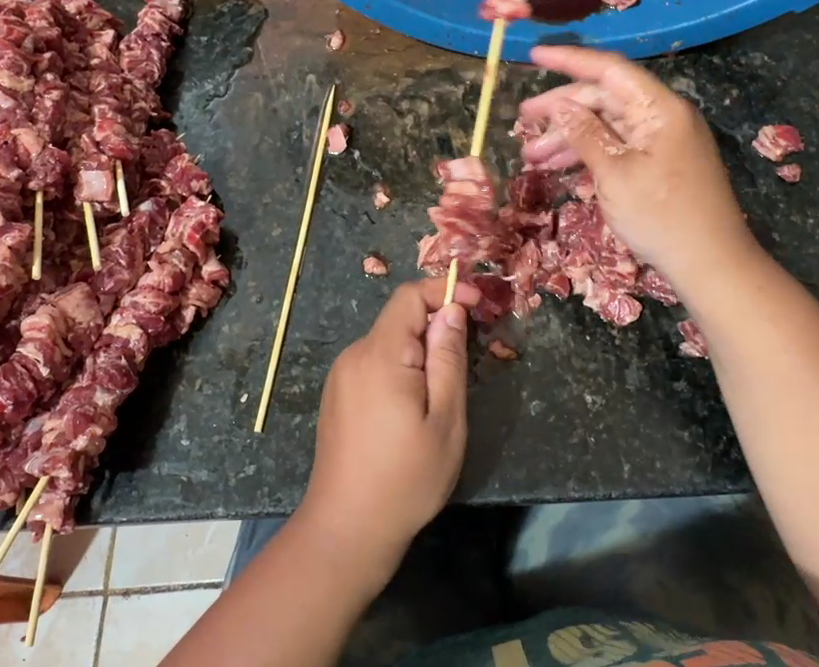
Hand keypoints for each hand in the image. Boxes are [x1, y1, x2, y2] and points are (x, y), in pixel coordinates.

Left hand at [298, 278, 477, 566]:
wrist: (346, 528)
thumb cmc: (406, 478)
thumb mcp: (445, 419)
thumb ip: (448, 358)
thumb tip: (452, 310)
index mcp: (380, 355)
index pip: (409, 297)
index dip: (446, 290)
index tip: (480, 302)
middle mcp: (354, 355)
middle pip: (399, 318)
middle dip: (437, 322)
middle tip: (472, 349)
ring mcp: (341, 376)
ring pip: (388, 342)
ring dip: (420, 348)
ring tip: (446, 388)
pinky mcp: (338, 395)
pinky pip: (375, 363)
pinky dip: (401, 366)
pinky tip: (416, 404)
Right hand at [518, 45, 755, 286]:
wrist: (711, 264)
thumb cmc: (662, 216)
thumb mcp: (615, 174)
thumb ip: (585, 134)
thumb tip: (559, 105)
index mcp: (659, 108)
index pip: (609, 70)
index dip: (569, 60)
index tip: (534, 55)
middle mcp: (662, 117)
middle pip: (604, 98)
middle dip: (561, 109)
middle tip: (523, 120)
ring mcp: (662, 141)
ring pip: (607, 125)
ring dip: (569, 137)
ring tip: (532, 156)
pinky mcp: (659, 164)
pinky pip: (618, 147)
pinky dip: (588, 154)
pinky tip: (560, 168)